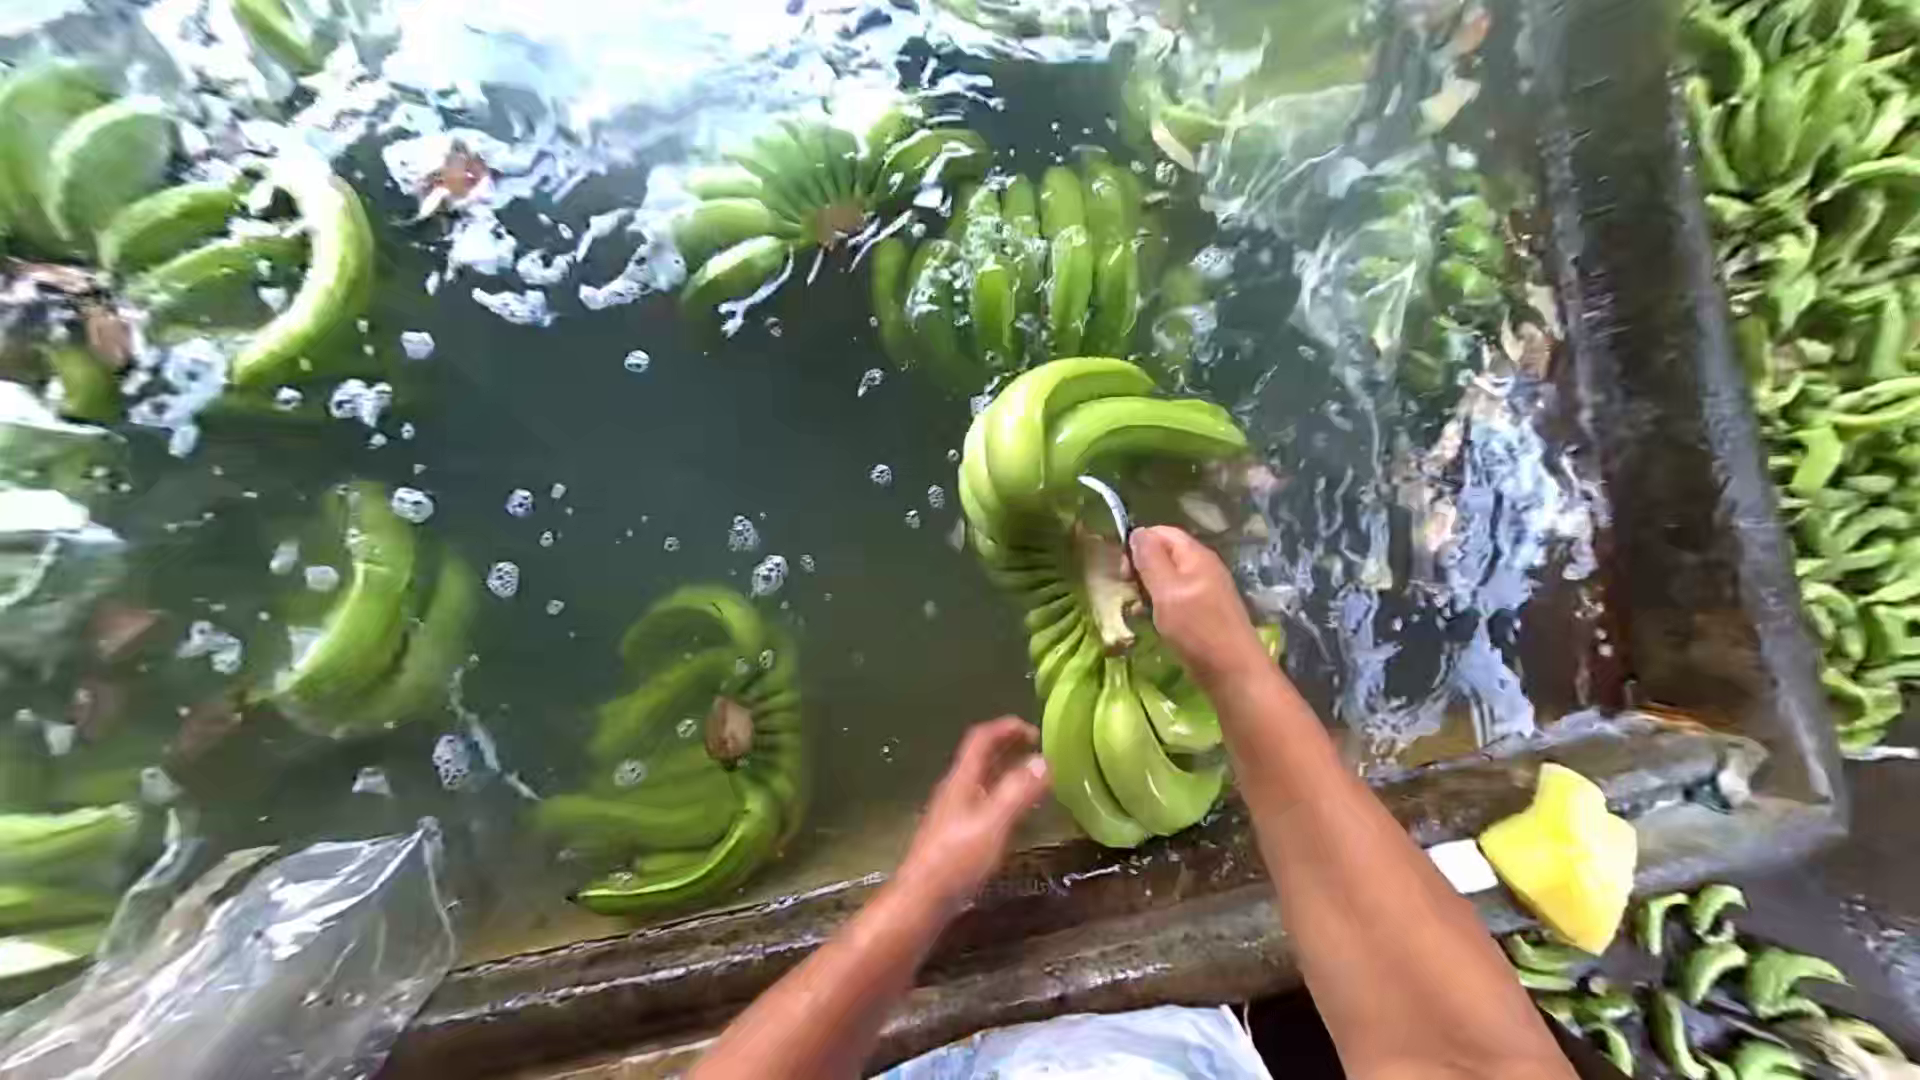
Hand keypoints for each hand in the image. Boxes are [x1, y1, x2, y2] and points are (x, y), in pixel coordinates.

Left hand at [895, 716, 1049, 913]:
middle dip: (1008, 745)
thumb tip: (1044, 760)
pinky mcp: (954, 832)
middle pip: (980, 755)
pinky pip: (981, 799)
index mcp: (962, 779)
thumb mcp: (993, 824)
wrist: (920, 901)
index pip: (981, 738)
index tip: (1034, 730)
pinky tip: (1012, 812)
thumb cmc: (956, 860)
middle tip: (1036, 748)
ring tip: (1031, 776)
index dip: (1006, 727)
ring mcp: (952, 810)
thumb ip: (1018, 792)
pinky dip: (1001, 793)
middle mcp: (955, 788)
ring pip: (981, 777)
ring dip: (1005, 768)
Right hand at [1129, 525, 1268, 686]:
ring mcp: (1205, 588)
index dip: (1137, 544)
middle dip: (1140, 567)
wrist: (1233, 672)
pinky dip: (1159, 603)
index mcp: (1195, 555)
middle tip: (1129, 591)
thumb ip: (1150, 559)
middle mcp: (1202, 566)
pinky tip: (1153, 620)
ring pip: (1167, 576)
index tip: (1123, 571)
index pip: (1160, 532)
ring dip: (1148, 588)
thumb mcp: (1167, 591)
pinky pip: (1175, 595)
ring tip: (1138, 608)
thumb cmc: (1197, 629)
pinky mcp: (1204, 609)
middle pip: (1163, 552)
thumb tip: (1136, 532)